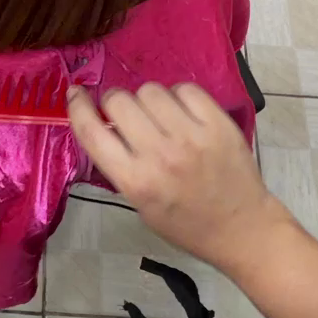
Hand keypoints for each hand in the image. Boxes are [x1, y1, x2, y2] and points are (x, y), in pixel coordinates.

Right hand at [66, 83, 289, 273]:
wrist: (242, 229)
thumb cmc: (185, 222)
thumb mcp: (139, 203)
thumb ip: (118, 164)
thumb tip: (99, 120)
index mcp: (135, 181)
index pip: (91, 131)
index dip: (77, 106)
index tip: (75, 94)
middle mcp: (160, 155)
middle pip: (119, 100)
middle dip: (115, 102)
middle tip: (127, 114)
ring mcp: (191, 137)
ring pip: (150, 90)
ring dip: (147, 99)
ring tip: (159, 116)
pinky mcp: (218, 124)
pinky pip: (185, 89)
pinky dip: (179, 96)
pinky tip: (183, 113)